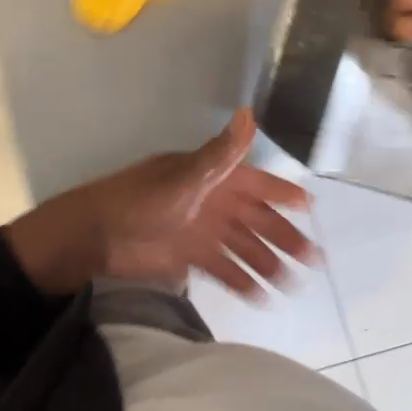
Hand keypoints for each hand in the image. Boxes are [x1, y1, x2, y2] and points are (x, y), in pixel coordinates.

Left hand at [4, 110, 313, 298]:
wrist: (98, 236)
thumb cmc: (141, 200)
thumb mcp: (185, 176)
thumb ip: (220, 152)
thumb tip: (249, 112)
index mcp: (212, 178)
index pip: (256, 183)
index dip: (281, 193)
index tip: (310, 207)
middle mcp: (212, 203)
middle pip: (256, 220)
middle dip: (284, 236)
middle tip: (313, 260)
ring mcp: (201, 232)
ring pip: (243, 247)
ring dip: (267, 263)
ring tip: (293, 285)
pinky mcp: (188, 258)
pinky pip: (223, 270)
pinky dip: (241, 281)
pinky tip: (261, 298)